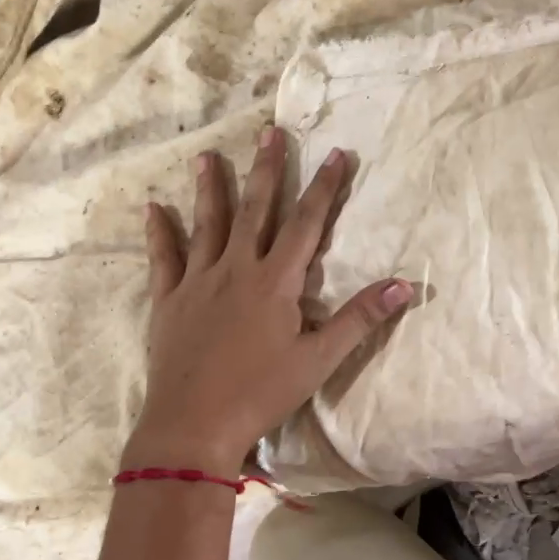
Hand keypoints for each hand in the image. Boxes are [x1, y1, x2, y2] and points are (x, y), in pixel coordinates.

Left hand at [123, 126, 412, 476]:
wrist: (192, 426)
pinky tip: (153, 207)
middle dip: (268, 169)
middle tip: (271, 132)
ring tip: (210, 155)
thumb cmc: (261, 393)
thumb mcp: (319, 359)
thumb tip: (405, 285)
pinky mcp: (168, 301)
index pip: (306, 223)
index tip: (338, 153)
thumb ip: (360, 318)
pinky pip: (164, 258)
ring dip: (212, 188)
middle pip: (256, 210)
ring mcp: (198, 282)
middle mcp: (236, 269)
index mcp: (275, 281)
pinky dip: (160, 232)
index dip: (325, 187)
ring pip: (208, 224)